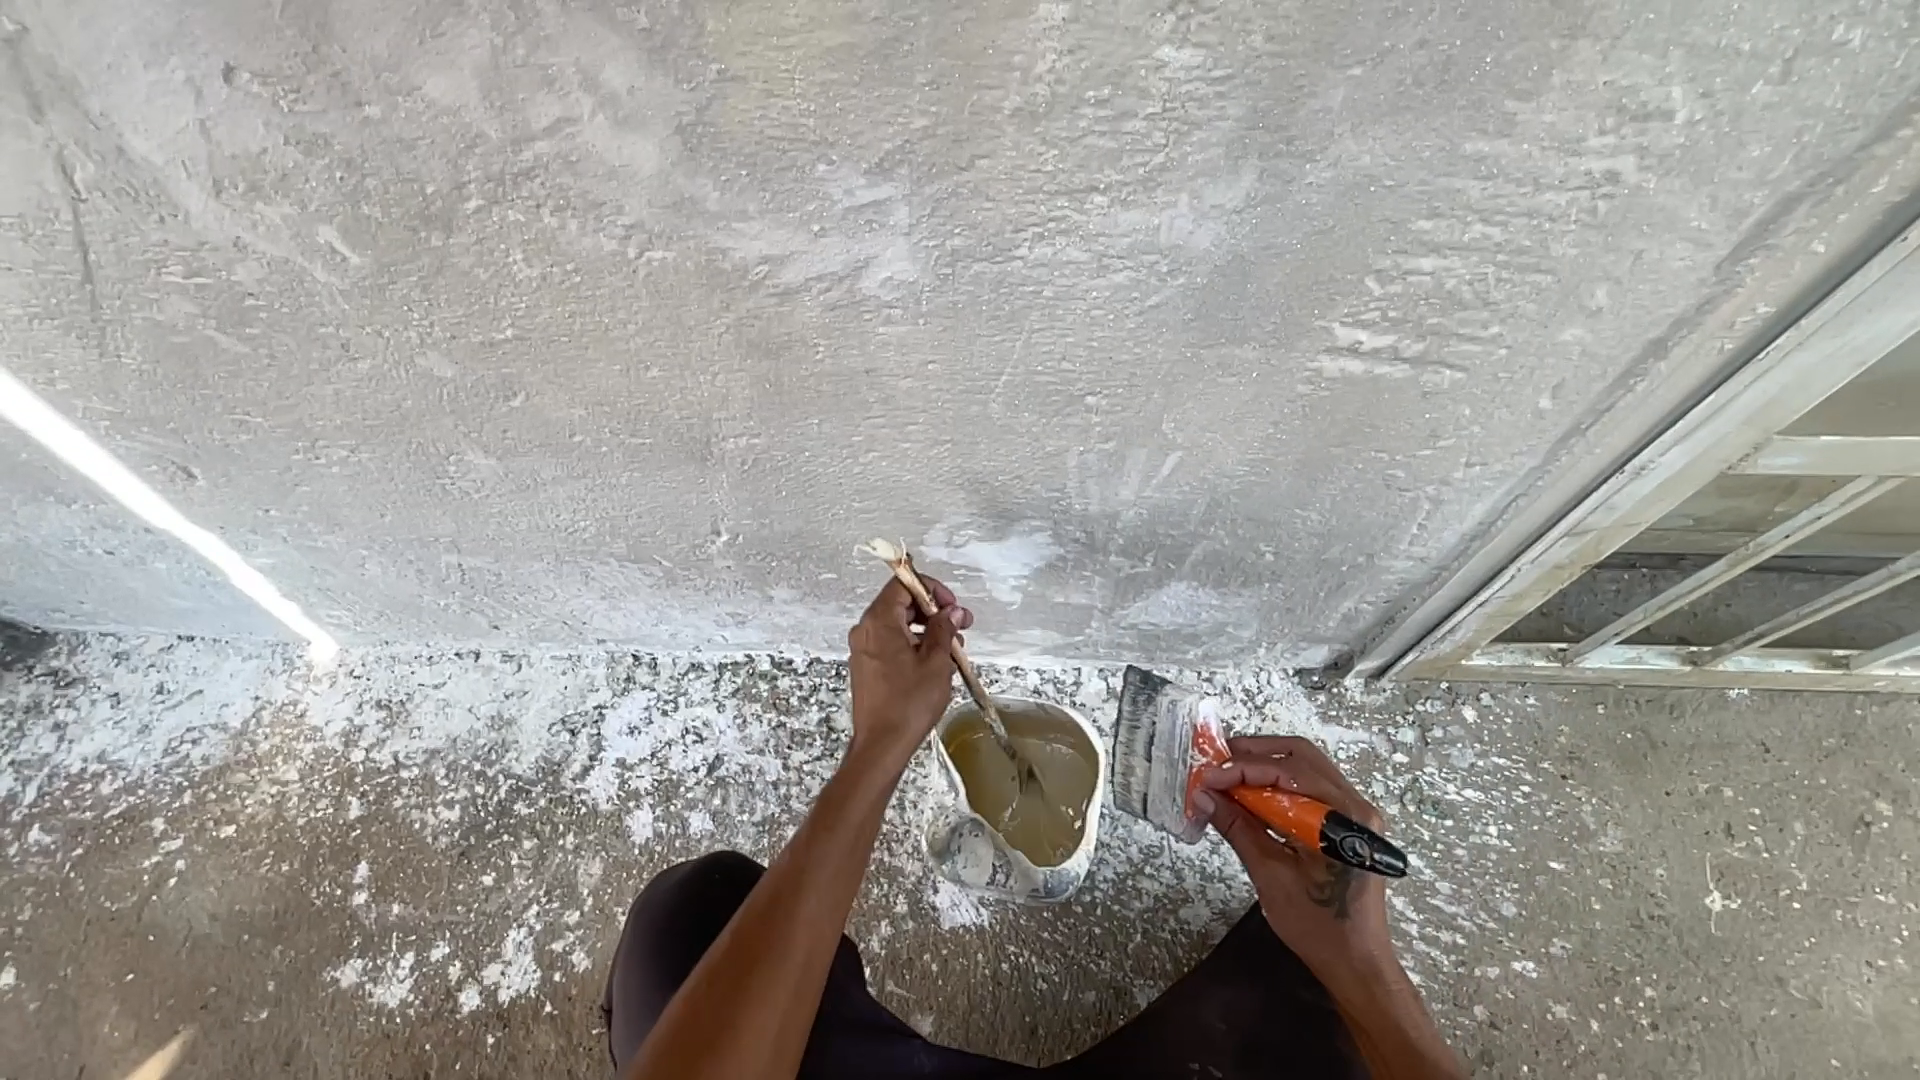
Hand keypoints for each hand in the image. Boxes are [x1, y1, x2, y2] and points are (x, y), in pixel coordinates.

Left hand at [846, 576, 973, 767]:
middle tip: (961, 627)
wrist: (882, 745)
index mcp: (879, 622)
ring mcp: (863, 650)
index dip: (931, 589)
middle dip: (933, 612)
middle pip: (900, 604)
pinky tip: (936, 664)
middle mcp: (865, 631)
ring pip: (898, 626)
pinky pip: (891, 644)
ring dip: (927, 631)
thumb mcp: (936, 661)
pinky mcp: (866, 667)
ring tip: (954, 650)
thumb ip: (944, 629)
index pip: (903, 585)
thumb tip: (953, 612)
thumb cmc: (909, 703)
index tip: (953, 606)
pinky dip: (914, 646)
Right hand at [1192, 736, 1398, 987]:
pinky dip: (1276, 783)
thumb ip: (1238, 827)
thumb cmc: (1317, 926)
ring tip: (1227, 774)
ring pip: (1305, 766)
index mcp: (1344, 817)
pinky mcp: (1346, 823)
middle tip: (1215, 762)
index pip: (1287, 772)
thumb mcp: (1270, 874)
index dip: (1241, 769)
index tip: (1206, 777)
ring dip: (1264, 764)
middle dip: (1254, 753)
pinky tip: (1250, 794)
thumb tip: (1202, 795)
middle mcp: (1356, 804)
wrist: (1357, 964)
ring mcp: (1354, 812)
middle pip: (1300, 755)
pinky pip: (1308, 786)